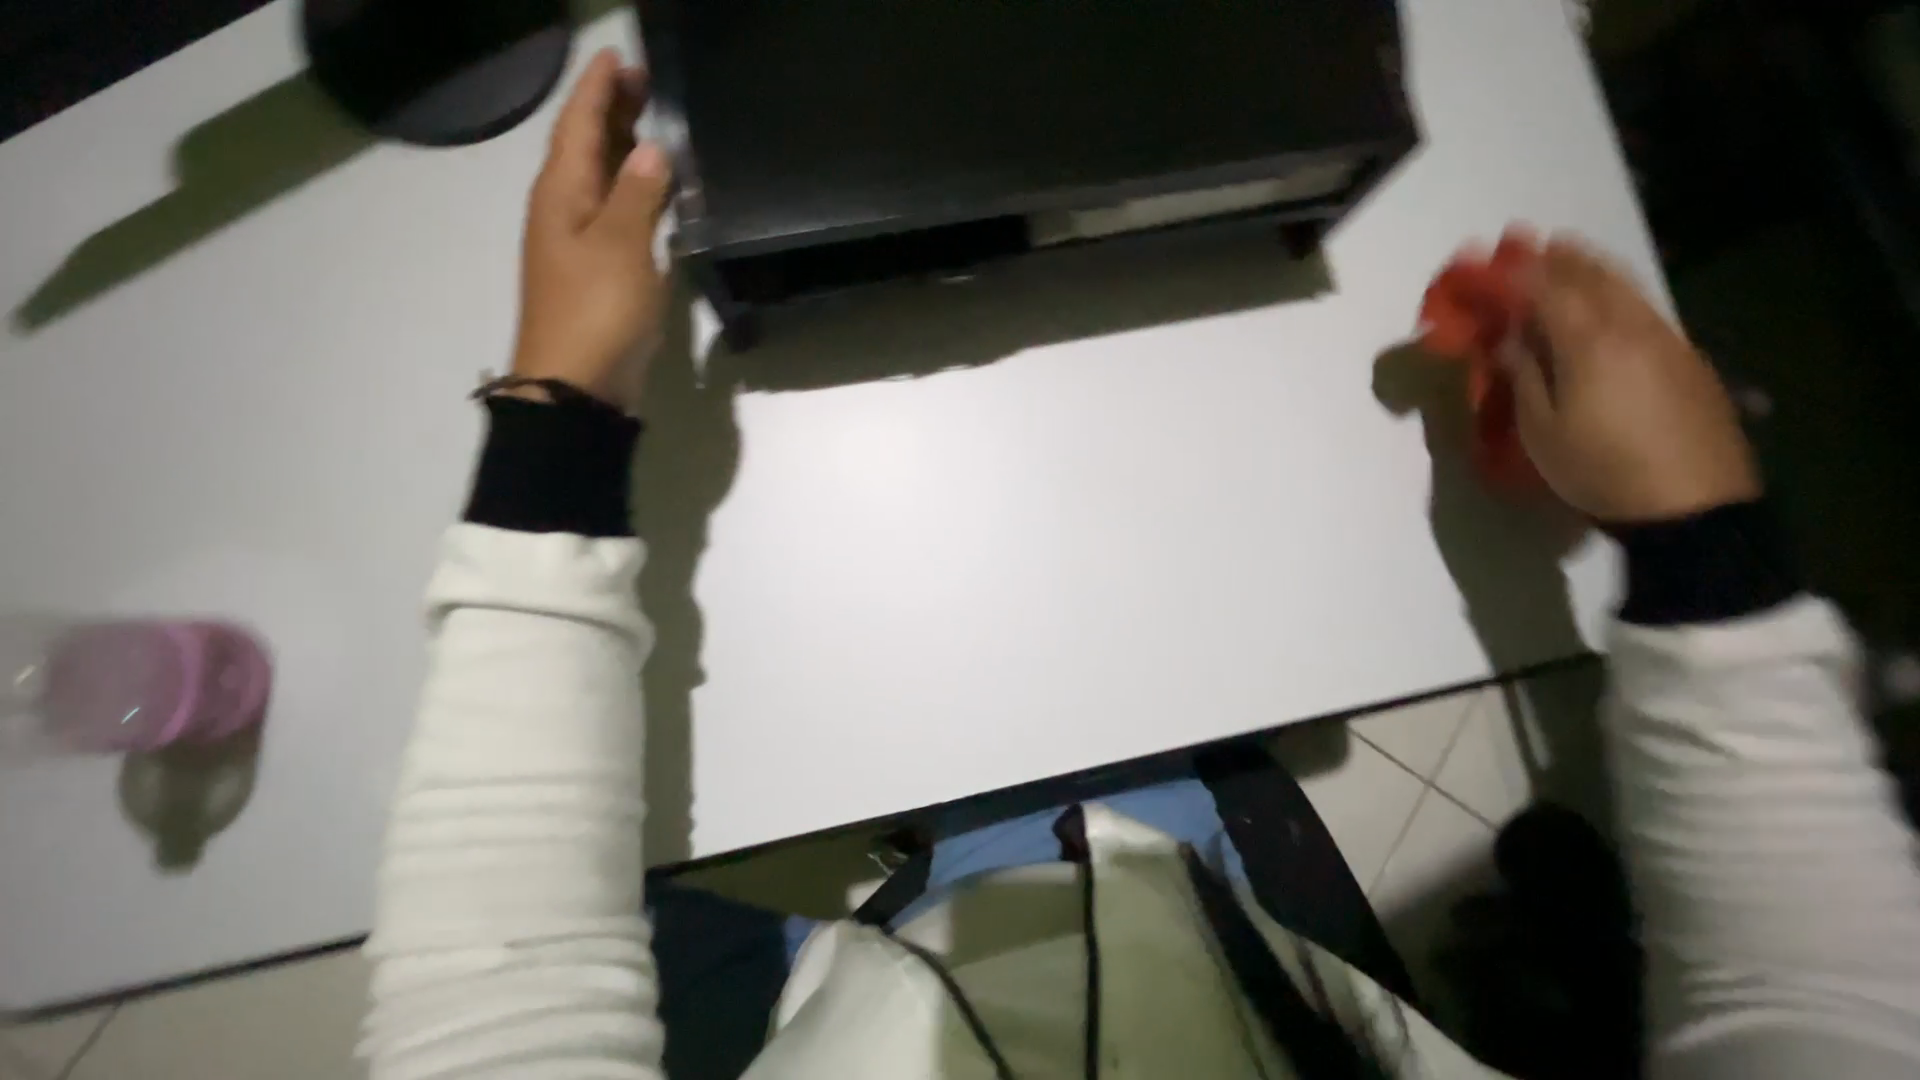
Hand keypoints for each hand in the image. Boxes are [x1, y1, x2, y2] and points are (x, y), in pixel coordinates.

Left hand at [510, 50, 672, 411]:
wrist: (577, 385)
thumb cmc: (596, 312)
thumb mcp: (619, 247)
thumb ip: (637, 194)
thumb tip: (652, 149)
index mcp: (562, 194)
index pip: (580, 125)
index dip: (598, 90)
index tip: (621, 57)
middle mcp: (564, 210)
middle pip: (586, 148)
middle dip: (613, 113)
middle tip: (649, 84)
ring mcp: (579, 244)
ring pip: (601, 182)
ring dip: (624, 152)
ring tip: (655, 127)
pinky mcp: (598, 274)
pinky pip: (615, 215)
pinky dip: (634, 195)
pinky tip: (656, 196)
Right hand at [1497, 236, 1760, 522]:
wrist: (1688, 504)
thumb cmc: (1598, 468)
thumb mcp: (1540, 429)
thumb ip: (1524, 374)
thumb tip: (1509, 339)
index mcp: (1588, 342)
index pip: (1544, 290)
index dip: (1511, 273)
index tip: (1483, 262)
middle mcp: (1630, 327)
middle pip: (1592, 276)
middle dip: (1556, 258)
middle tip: (1527, 245)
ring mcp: (1666, 340)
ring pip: (1624, 287)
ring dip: (1589, 268)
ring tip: (1564, 259)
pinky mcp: (1685, 359)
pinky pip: (1641, 309)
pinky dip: (1614, 293)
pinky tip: (1602, 304)